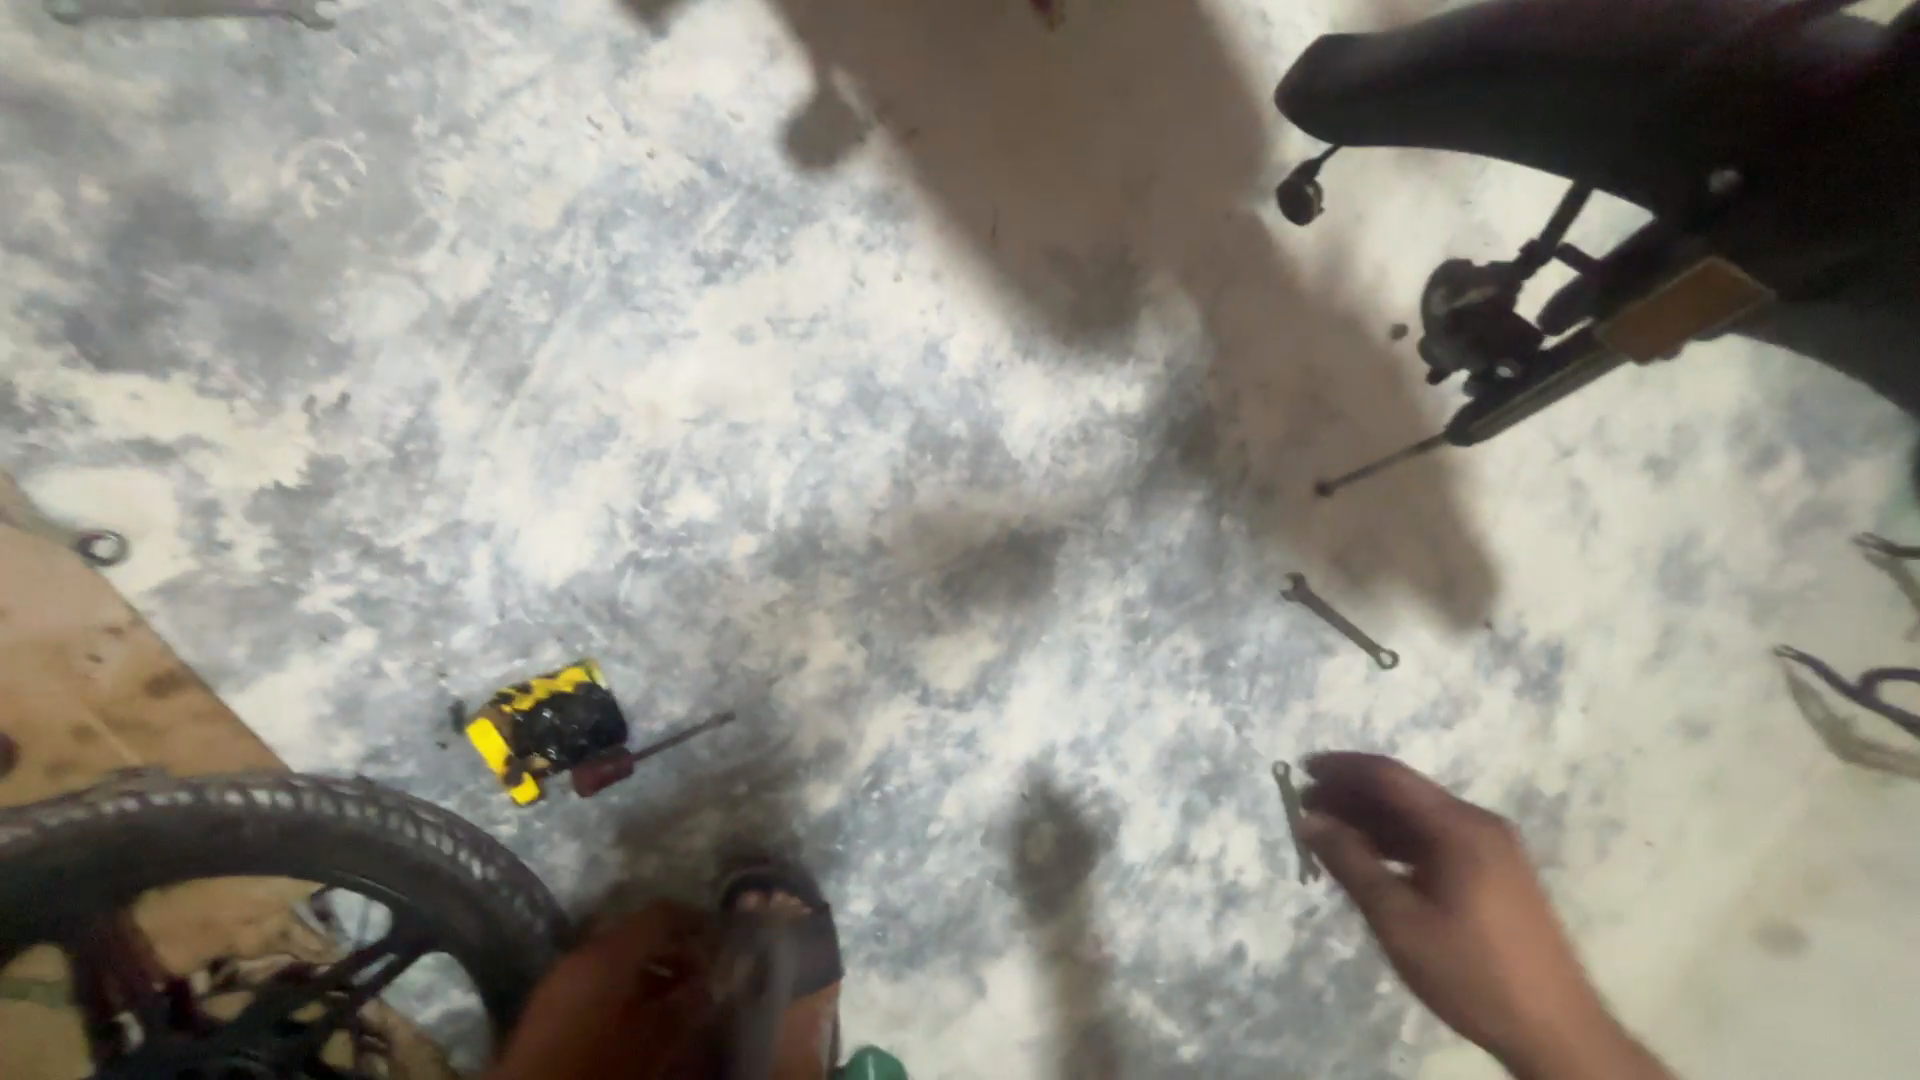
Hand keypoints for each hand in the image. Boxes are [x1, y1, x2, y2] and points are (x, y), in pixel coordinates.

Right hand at [1298, 753, 1670, 1079]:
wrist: (1558, 1034)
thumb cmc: (1472, 973)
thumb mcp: (1398, 919)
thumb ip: (1350, 862)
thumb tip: (1308, 820)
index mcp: (1459, 827)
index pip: (1388, 776)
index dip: (1341, 768)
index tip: (1299, 770)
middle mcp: (1479, 825)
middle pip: (1403, 793)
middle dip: (1350, 794)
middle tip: (1304, 806)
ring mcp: (1492, 848)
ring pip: (1417, 817)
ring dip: (1370, 819)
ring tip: (1327, 833)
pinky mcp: (1495, 872)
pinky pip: (1434, 839)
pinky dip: (1395, 841)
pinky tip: (1369, 859)